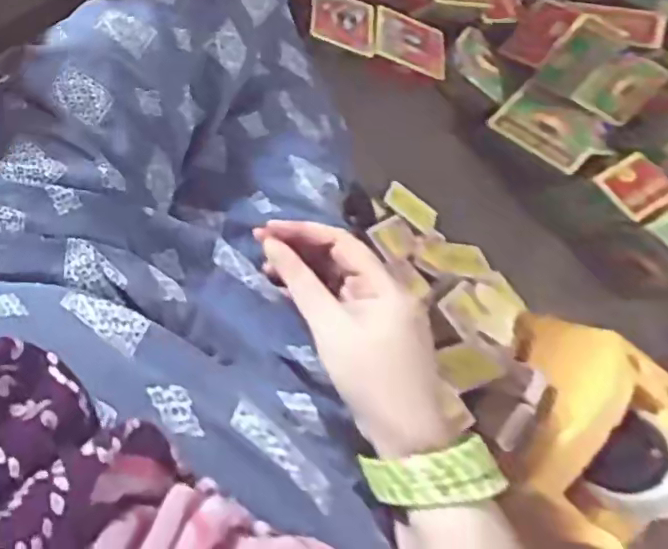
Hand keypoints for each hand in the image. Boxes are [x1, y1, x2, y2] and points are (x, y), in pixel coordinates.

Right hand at [258, 220, 455, 458]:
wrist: (407, 438)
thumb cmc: (368, 375)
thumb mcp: (327, 324)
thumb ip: (299, 279)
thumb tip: (270, 242)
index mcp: (385, 285)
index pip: (340, 240)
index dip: (301, 230)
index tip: (266, 228)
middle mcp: (386, 289)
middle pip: (338, 254)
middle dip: (298, 246)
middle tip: (260, 243)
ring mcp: (379, 308)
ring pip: (335, 274)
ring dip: (301, 266)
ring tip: (267, 266)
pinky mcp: (371, 325)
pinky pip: (337, 294)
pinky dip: (312, 287)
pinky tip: (286, 286)